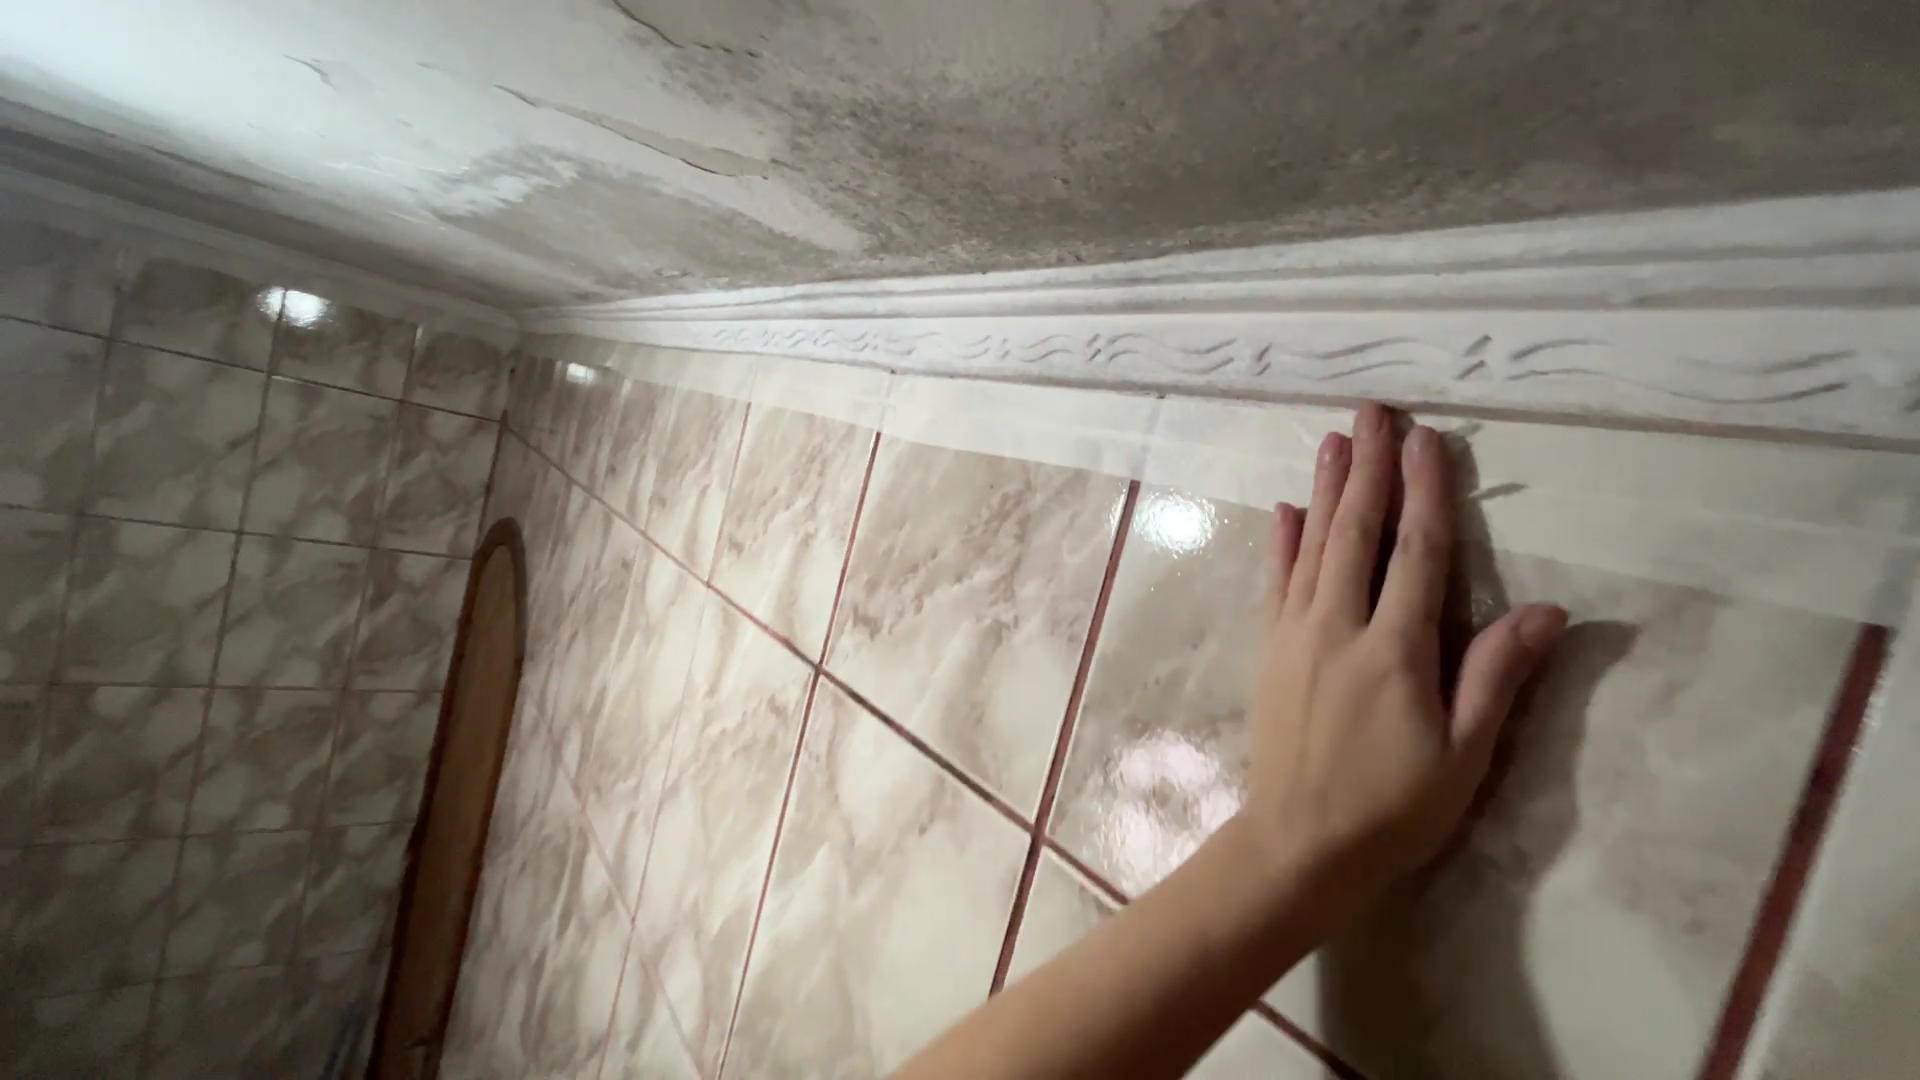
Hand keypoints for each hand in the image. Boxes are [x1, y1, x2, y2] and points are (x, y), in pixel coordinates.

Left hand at [1239, 403, 1565, 915]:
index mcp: (1394, 648)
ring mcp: (1294, 633)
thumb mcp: (1465, 754)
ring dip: (1326, 491)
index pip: (1416, 552)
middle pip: (1356, 533)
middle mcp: (1337, 625)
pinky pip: (1276, 582)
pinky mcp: (1270, 648)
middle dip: (1369, 469)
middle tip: (1373, 412)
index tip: (1428, 439)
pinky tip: (1286, 511)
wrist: (1299, 841)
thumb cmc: (1392, 807)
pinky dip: (1282, 543)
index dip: (1425, 492)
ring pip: (1312, 546)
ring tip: (1334, 441)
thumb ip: (1498, 677)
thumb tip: (1545, 609)